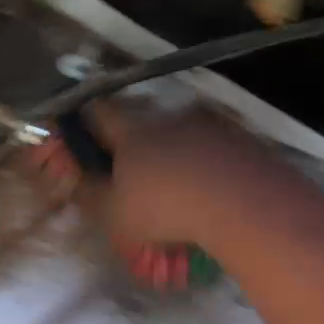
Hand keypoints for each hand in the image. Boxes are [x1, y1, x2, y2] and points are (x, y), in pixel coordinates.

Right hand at [79, 98, 301, 246]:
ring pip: (177, 135)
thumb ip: (88, 190)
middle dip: (131, 142)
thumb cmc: (166, 208)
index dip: (84, 120)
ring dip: (169, 152)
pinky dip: (201, 162)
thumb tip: (73, 175)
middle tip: (127, 169)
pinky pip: (209, 147)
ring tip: (170, 183)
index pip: (98, 112)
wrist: (250, 206)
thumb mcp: (112, 211)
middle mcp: (170, 119)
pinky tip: (202, 188)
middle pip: (141, 123)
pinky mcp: (242, 139)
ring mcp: (210, 126)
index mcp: (132, 133)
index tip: (79, 134)